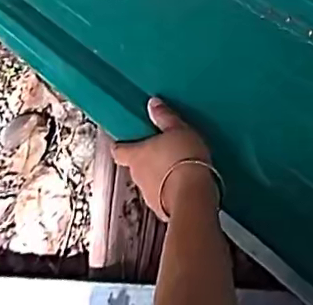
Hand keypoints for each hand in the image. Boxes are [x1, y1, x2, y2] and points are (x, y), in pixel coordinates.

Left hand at [113, 96, 217, 220]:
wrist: (194, 195)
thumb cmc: (183, 158)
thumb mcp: (177, 129)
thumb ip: (163, 116)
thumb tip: (153, 104)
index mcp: (137, 155)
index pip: (118, 150)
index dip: (120, 145)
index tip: (123, 140)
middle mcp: (137, 176)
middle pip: (135, 165)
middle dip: (146, 157)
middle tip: (161, 146)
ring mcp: (148, 194)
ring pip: (149, 180)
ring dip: (158, 173)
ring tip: (177, 163)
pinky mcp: (161, 209)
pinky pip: (162, 195)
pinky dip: (169, 188)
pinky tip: (183, 180)